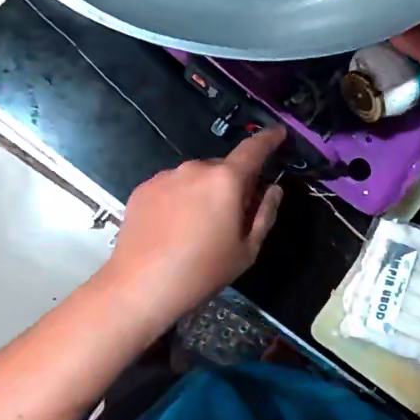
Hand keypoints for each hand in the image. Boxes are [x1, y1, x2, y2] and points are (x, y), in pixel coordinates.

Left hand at [95, 127, 286, 328]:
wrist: (141, 285)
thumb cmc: (202, 271)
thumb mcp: (246, 250)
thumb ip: (264, 214)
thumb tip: (273, 190)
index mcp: (226, 180)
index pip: (253, 149)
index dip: (269, 139)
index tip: (278, 133)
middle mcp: (194, 169)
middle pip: (222, 168)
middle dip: (231, 184)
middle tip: (231, 216)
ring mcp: (165, 177)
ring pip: (194, 178)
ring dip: (203, 192)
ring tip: (196, 228)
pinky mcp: (142, 189)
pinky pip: (171, 188)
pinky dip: (178, 200)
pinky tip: (172, 228)